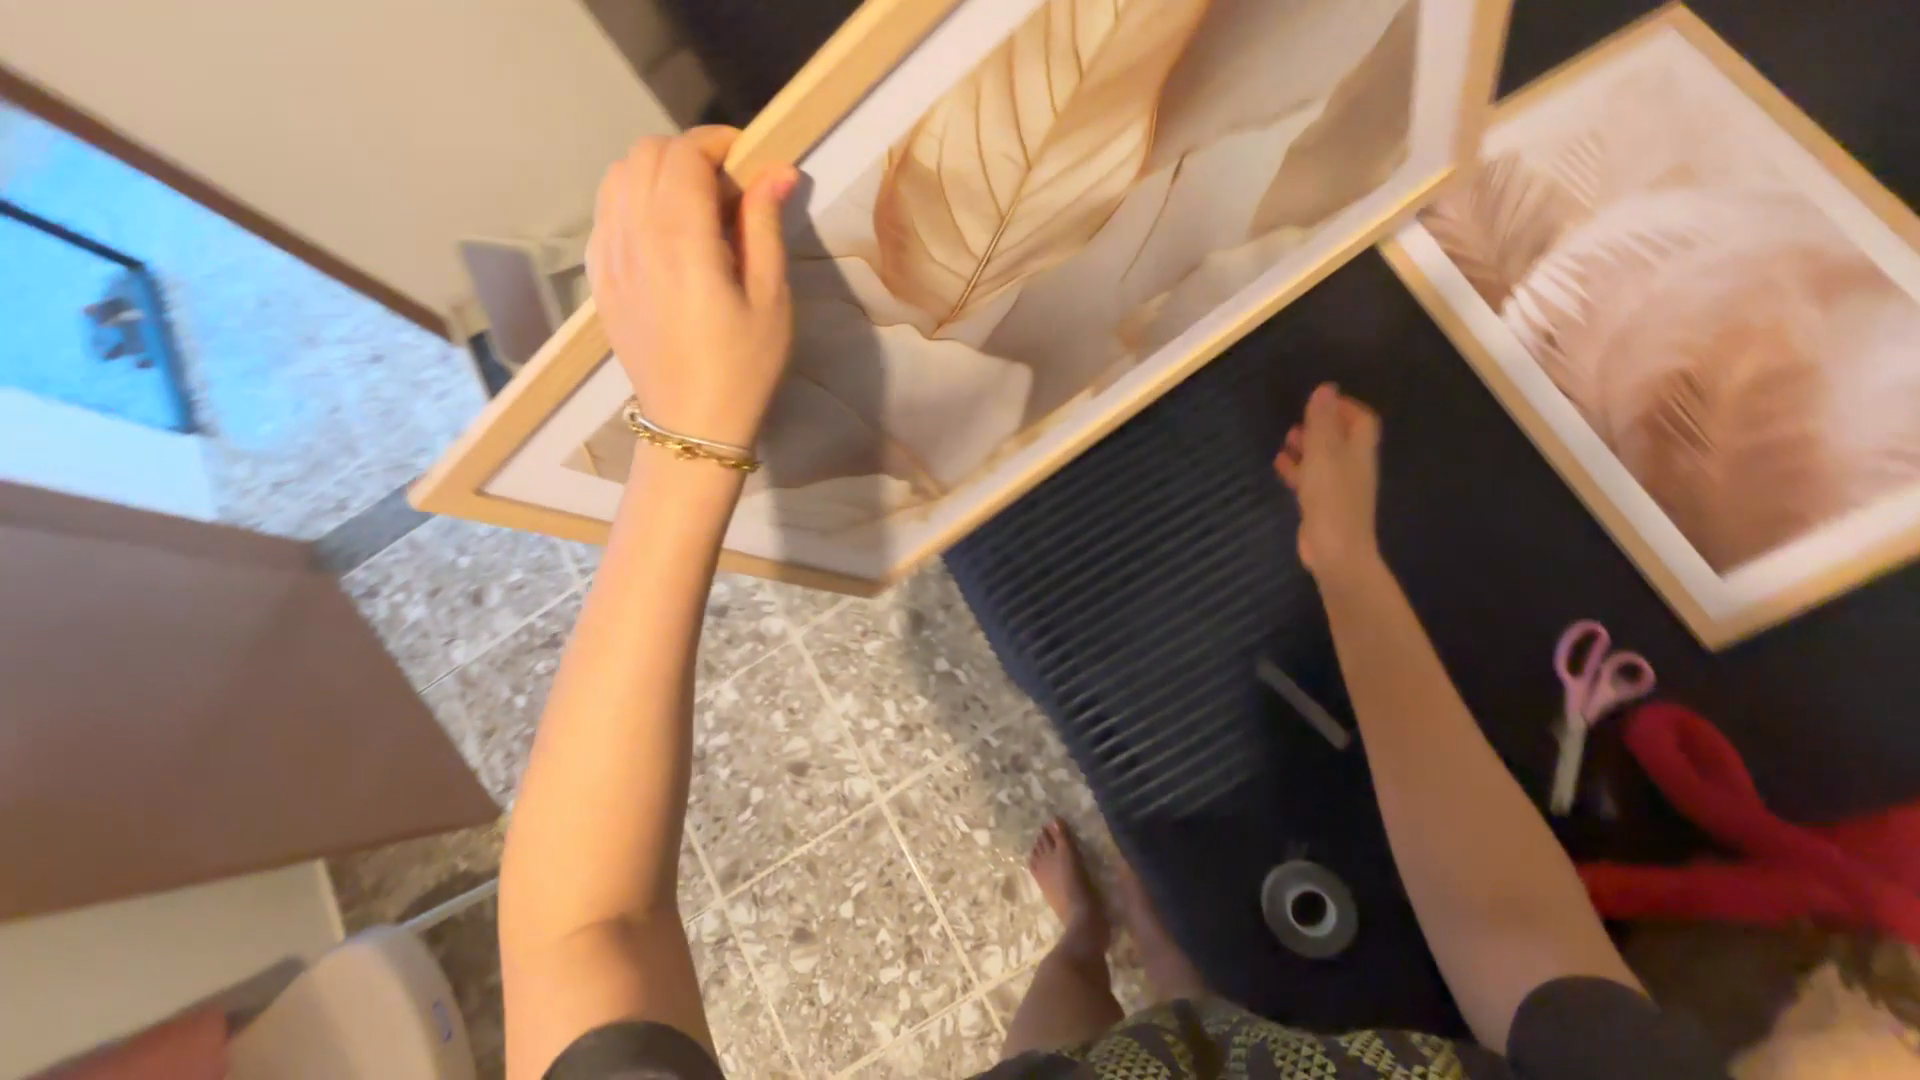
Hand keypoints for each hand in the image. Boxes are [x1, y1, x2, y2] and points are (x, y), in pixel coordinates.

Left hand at [586, 127, 800, 449]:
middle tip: (726, 190)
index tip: (748, 160)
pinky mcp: (599, 278)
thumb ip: (765, 227)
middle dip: (688, 155)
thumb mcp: (770, 299)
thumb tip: (776, 171)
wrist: (692, 424)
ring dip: (657, 174)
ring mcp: (608, 258)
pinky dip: (633, 201)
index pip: (683, 155)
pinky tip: (663, 233)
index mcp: (681, 242)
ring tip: (694, 209)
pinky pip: (605, 213)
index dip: (717, 143)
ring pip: (618, 177)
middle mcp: (634, 238)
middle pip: (646, 155)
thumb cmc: (744, 367)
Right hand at [1274, 384, 1382, 578]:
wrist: (1335, 551)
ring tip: (1286, 438)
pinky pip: (1311, 480)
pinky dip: (1297, 469)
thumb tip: (1326, 388)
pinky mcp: (1323, 506)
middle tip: (1300, 418)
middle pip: (1343, 439)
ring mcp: (1339, 489)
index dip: (1345, 407)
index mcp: (1359, 451)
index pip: (1362, 420)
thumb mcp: (1323, 454)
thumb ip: (1322, 421)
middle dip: (1322, 425)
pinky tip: (1280, 465)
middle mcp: (1353, 467)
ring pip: (1325, 459)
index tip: (1321, 400)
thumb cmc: (1331, 498)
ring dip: (1308, 446)